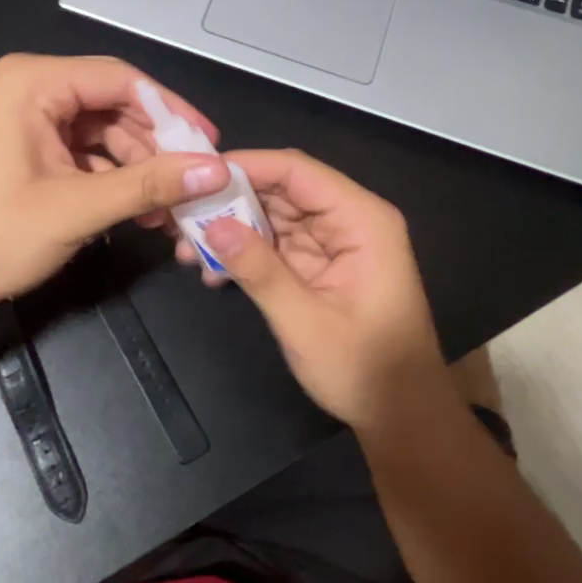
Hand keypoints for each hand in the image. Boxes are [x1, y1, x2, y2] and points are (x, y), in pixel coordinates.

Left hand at [0, 54, 229, 317]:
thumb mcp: (78, 209)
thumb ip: (149, 185)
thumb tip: (216, 170)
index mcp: (30, 82)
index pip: (119, 80)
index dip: (171, 112)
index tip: (210, 145)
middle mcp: (25, 87)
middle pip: (111, 103)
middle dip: (154, 146)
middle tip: (195, 181)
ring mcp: (21, 118)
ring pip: (99, 131)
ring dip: (135, 167)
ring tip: (170, 208)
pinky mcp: (22, 147)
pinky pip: (79, 151)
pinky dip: (109, 177)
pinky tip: (138, 210)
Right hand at [188, 150, 443, 429]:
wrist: (402, 416)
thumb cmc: (365, 370)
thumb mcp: (306, 323)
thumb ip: (260, 270)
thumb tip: (211, 225)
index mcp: (361, 220)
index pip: (297, 172)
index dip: (245, 166)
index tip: (194, 177)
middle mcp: (348, 220)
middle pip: (280, 188)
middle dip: (229, 200)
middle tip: (179, 218)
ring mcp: (333, 242)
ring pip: (271, 214)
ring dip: (230, 227)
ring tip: (186, 250)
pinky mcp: (319, 264)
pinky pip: (274, 242)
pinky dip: (243, 251)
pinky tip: (212, 271)